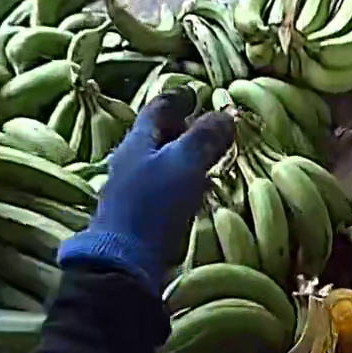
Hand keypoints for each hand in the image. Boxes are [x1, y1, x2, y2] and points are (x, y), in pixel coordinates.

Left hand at [56, 91, 232, 288]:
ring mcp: (132, 190)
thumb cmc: (154, 204)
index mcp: (138, 142)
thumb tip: (226, 114)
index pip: (157, 109)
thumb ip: (204, 138)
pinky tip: (197, 192)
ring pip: (160, 163)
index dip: (178, 99)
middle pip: (157, 136)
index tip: (194, 94)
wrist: (126, 258)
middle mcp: (130, 162)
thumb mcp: (184, 164)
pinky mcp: (139, 215)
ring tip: (207, 158)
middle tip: (206, 125)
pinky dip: (182, 181)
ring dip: (182, 156)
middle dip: (181, 128)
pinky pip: (164, 188)